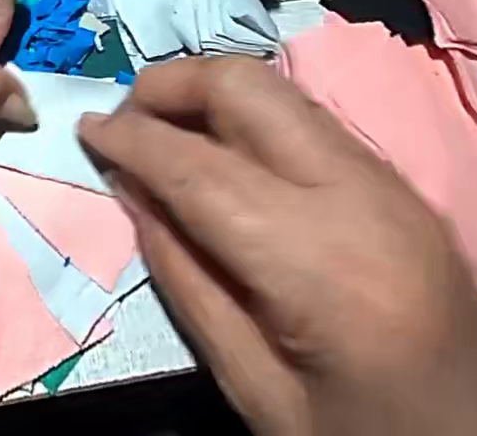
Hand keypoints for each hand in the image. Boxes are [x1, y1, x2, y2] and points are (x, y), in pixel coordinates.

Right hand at [78, 58, 476, 435]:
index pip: (202, 169)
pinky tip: (215, 141)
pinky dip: (240, 107)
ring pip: (271, 83)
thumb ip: (186, 281)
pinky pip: (296, 109)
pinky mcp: (388, 167)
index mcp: (322, 267)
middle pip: (243, 88)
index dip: (134, 140)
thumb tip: (132, 191)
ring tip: (160, 123)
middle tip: (124, 116)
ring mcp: (380, 169)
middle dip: (169, 84)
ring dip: (203, 87)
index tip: (88, 129)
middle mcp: (356, 191)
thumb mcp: (258, 393)